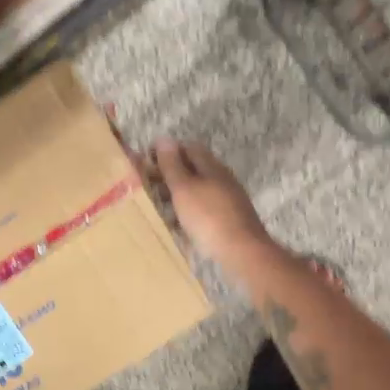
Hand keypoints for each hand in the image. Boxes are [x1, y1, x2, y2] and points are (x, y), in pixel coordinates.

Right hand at [153, 138, 278, 267]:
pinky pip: (204, 208)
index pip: (188, 147)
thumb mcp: (184, 188)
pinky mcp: (229, 218)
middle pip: (193, 168)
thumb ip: (172, 164)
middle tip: (148, 185)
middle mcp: (222, 178)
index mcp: (211, 167)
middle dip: (170, 174)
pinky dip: (188, 211)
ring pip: (198, 189)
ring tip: (159, 206)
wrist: (242, 251)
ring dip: (178, 194)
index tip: (146, 162)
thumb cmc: (208, 217)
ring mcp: (227, 199)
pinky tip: (178, 224)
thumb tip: (164, 138)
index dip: (167, 151)